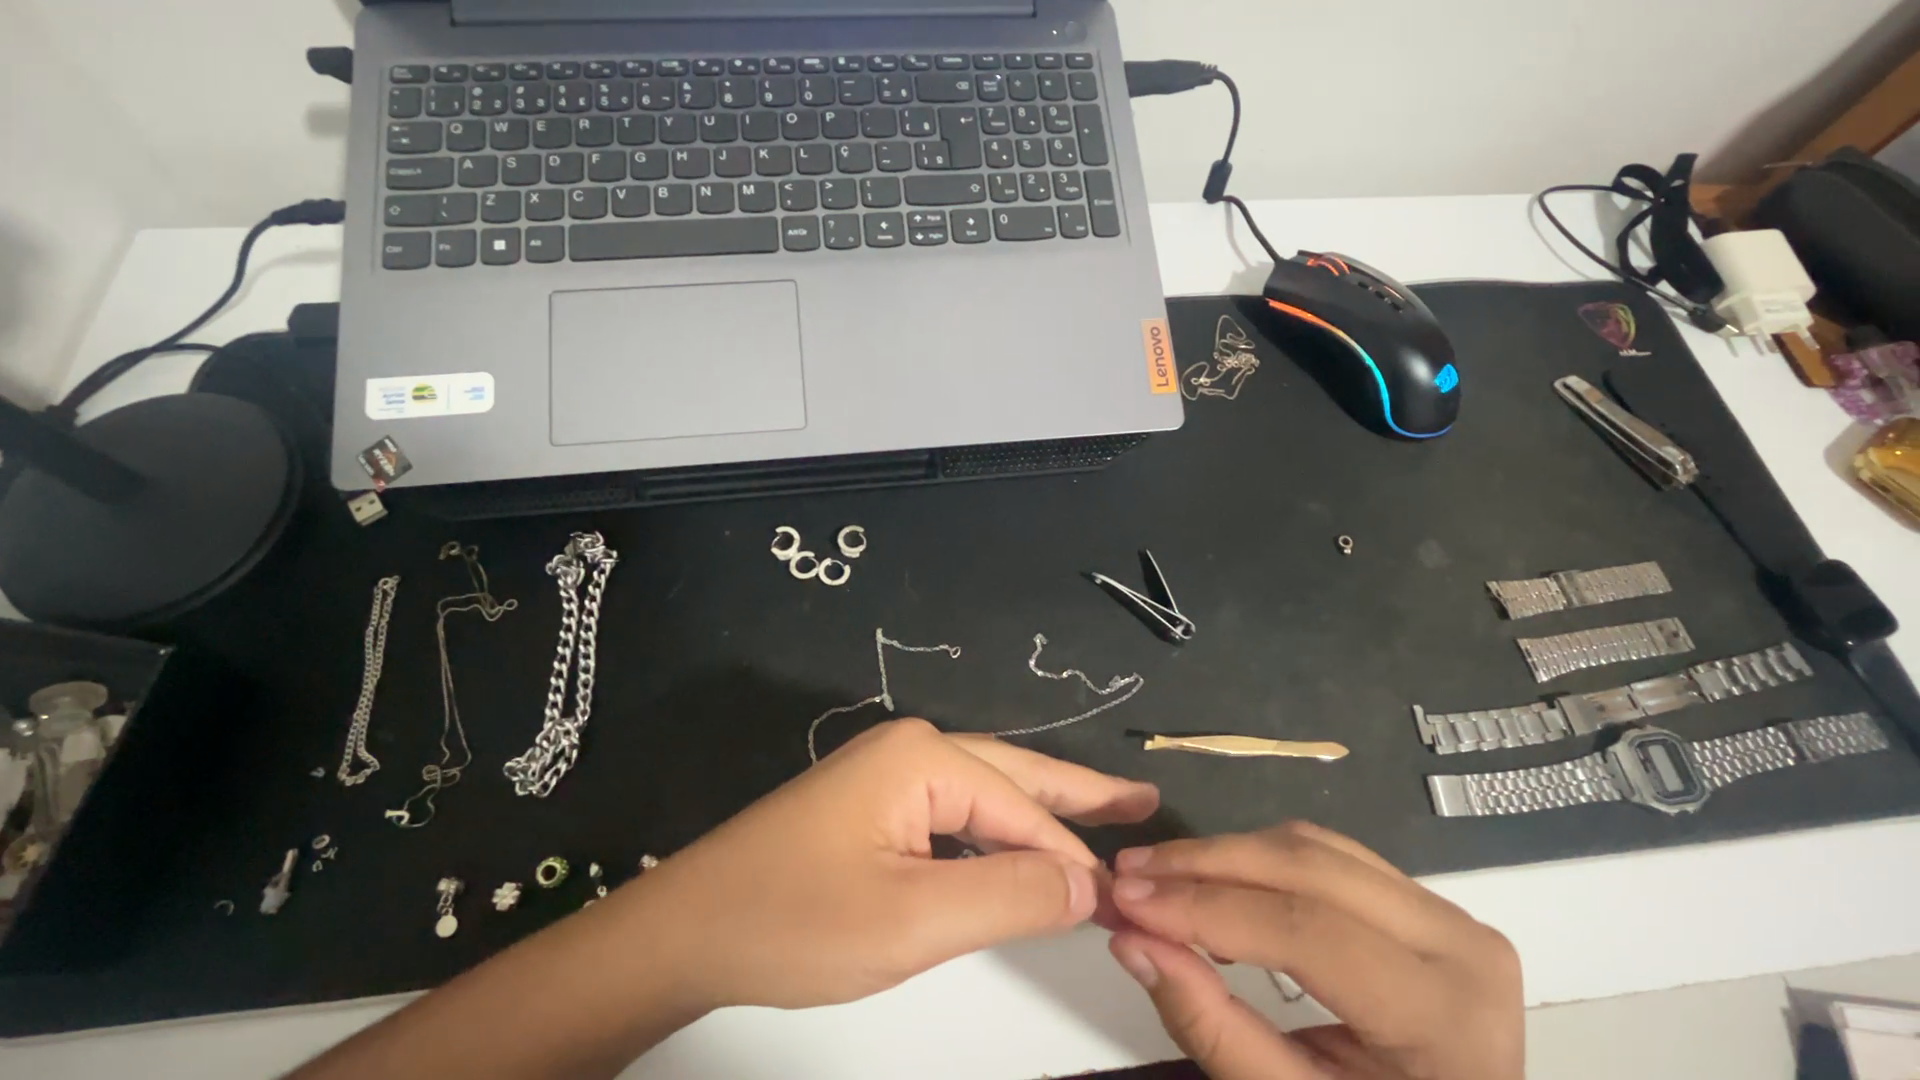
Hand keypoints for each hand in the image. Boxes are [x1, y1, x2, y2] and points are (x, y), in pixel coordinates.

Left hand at [634, 718, 1158, 1010]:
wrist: (687, 931)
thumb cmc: (796, 922)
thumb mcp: (915, 920)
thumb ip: (1011, 896)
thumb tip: (1089, 883)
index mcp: (924, 759)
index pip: (1023, 812)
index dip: (1075, 861)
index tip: (1125, 901)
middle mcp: (910, 751)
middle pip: (1015, 773)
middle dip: (1079, 792)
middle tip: (1144, 800)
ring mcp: (885, 775)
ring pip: (983, 791)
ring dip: (1039, 812)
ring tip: (1101, 816)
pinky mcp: (869, 805)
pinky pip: (950, 812)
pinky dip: (993, 832)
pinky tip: (1016, 846)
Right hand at [1106, 822, 1521, 1079]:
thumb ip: (1212, 1027)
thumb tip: (1130, 941)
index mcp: (1445, 1014)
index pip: (1306, 931)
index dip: (1206, 907)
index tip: (1126, 900)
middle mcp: (1459, 942)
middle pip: (1308, 869)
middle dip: (1205, 863)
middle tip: (1129, 872)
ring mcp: (1447, 913)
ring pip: (1313, 848)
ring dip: (1226, 854)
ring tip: (1157, 873)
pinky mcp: (1424, 900)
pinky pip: (1327, 855)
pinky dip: (1258, 859)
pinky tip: (1212, 879)